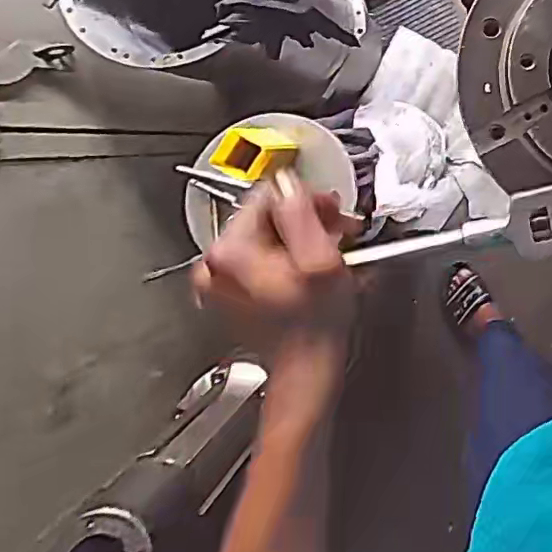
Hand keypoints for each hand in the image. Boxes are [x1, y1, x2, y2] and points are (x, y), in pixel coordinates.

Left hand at [192, 182, 356, 351]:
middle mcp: (215, 264)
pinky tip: (311, 264)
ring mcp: (220, 280)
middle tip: (336, 228)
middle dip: (307, 217)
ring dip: (302, 233)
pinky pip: (262, 254)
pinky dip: (289, 252)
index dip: (307, 199)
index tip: (331, 211)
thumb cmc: (314, 322)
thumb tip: (289, 184)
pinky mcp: (232, 291)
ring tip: (328, 248)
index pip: (268, 195)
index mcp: (230, 251)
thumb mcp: (320, 259)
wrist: (307, 367)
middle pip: (266, 214)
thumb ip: (302, 213)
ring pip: (267, 233)